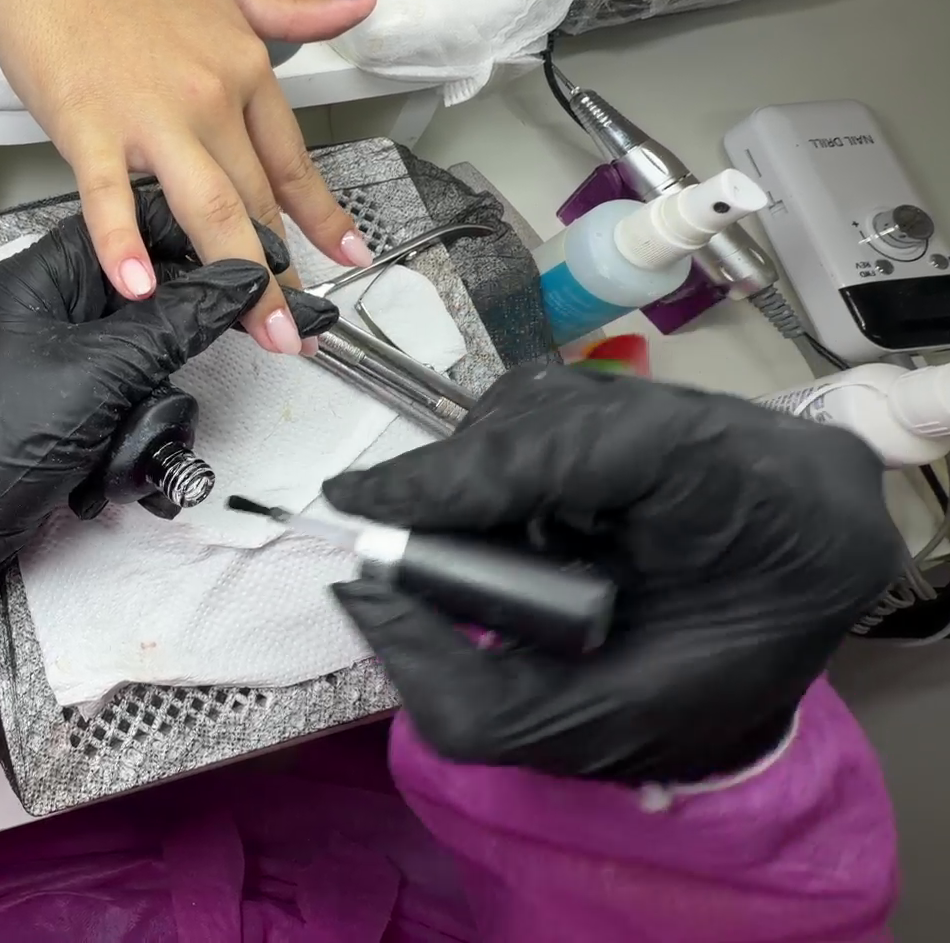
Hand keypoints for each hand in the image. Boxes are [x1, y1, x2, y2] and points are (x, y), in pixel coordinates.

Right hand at [0, 0, 376, 354]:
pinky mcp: (88, 127)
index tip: (345, 257)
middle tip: (296, 330)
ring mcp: (148, 116)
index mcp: (242, 67)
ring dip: (235, 277)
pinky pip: (110, 196)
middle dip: (281, 274)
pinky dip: (123, 243)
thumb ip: (292, 10)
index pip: (291, 160)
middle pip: (255, 201)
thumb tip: (358, 6)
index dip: (322, 216)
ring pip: (206, 206)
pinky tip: (136, 285)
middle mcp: (208, 97)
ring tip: (254, 332)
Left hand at [0, 191, 337, 625]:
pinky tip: (160, 419)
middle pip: (147, 282)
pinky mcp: (73, 392)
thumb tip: (239, 282)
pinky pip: (129, 376)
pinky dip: (151, 397)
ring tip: (211, 378)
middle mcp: (55, 302)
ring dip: (174, 361)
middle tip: (263, 321)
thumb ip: (172, 324)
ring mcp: (64, 350)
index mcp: (45, 273)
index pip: (134, 225)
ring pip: (145, 333)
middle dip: (201, 306)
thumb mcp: (97, 372)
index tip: (260, 258)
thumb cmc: (0, 439)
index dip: (201, 236)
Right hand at [324, 365, 906, 783]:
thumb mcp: (564, 732)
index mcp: (778, 517)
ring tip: (452, 526)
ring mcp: (702, 413)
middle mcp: (751, 441)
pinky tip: (492, 508)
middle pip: (563, 414)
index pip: (607, 449)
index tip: (361, 500)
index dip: (471, 471)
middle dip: (460, 473)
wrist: (727, 687)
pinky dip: (491, 458)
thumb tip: (356, 590)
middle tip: (385, 523)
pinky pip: (542, 409)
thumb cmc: (673, 717)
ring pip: (543, 402)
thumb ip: (450, 685)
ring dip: (472, 465)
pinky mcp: (650, 409)